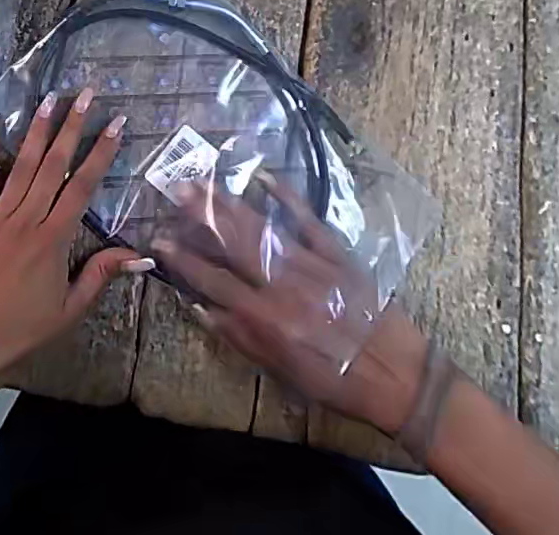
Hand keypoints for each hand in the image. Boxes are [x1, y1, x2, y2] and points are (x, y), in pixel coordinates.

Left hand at [0, 88, 150, 396]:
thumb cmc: (20, 334)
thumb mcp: (69, 310)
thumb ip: (102, 274)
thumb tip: (144, 255)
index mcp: (54, 239)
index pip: (83, 185)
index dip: (102, 151)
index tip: (116, 122)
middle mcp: (26, 220)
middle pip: (54, 164)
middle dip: (72, 126)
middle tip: (86, 94)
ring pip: (22, 166)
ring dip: (38, 130)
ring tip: (50, 98)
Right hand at [152, 171, 429, 434]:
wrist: (399, 375)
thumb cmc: (336, 380)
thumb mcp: (284, 371)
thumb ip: (241, 338)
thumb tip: (202, 308)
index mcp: (267, 317)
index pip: (215, 282)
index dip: (184, 260)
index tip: (160, 240)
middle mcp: (283, 284)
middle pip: (234, 243)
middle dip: (203, 216)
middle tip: (177, 189)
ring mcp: (311, 263)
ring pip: (262, 228)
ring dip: (231, 203)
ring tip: (206, 183)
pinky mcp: (337, 252)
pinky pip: (307, 219)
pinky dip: (286, 197)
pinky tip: (264, 178)